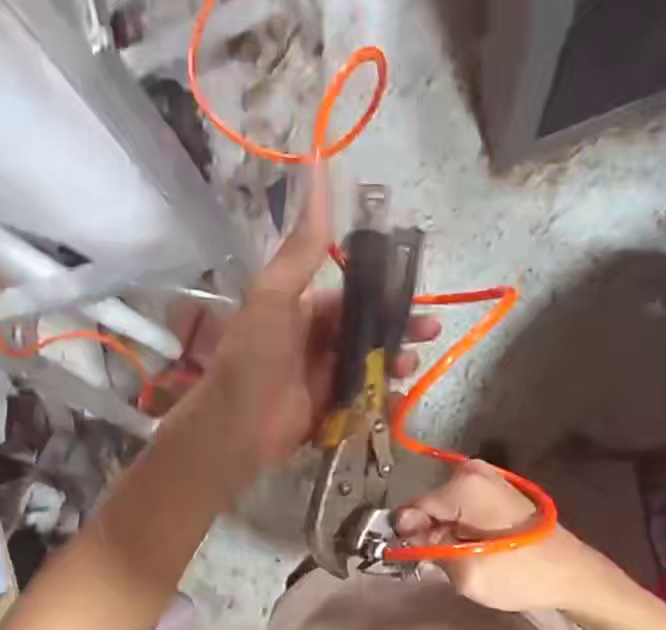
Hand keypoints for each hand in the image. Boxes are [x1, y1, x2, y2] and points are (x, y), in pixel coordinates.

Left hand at [170, 169, 439, 465]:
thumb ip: (301, 246)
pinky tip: (399, 396)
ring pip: (367, 361)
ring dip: (393, 360)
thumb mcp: (273, 295)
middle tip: (429, 331)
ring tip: (410, 364)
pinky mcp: (325, 410)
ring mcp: (319, 377)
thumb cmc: (253, 357)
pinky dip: (382, 396)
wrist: (236, 427)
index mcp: (299, 310)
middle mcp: (311, 341)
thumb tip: (314, 165)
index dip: (383, 293)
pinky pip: (361, 397)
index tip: (414, 293)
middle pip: (364, 328)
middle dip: (398, 328)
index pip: (349, 295)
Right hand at [394, 459, 639, 619]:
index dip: (411, 538)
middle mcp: (472, 472)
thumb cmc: (520, 574)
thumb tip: (403, 530)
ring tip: (465, 558)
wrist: (574, 575)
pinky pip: (460, 509)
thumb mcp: (464, 571)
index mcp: (463, 486)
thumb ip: (426, 547)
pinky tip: (475, 549)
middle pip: (427, 507)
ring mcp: (487, 479)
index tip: (423, 559)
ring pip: (442, 510)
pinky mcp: (497, 491)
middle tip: (448, 563)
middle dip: (428, 535)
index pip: (410, 510)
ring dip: (444, 534)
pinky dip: (460, 529)